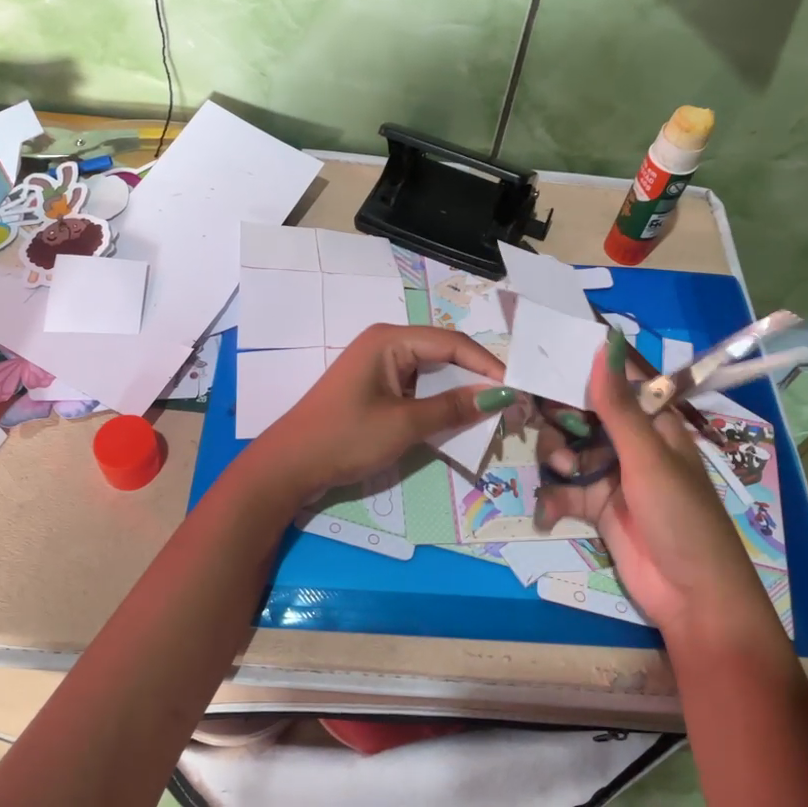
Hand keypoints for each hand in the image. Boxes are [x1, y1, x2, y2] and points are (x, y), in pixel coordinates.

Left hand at [245, 324, 511, 498]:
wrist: (289, 467)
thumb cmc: (345, 438)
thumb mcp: (404, 425)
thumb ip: (452, 408)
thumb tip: (498, 395)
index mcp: (390, 340)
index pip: (452, 342)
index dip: (487, 364)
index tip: (518, 389)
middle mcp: (386, 345)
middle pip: (444, 354)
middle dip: (476, 379)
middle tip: (510, 404)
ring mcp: (379, 368)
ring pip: (432, 374)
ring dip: (459, 394)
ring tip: (491, 415)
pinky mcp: (375, 391)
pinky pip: (416, 390)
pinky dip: (438, 404)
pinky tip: (458, 422)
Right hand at [536, 333, 763, 636]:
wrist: (693, 597)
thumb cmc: (681, 516)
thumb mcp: (647, 457)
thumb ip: (617, 405)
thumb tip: (602, 344)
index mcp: (653, 423)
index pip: (615, 383)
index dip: (582, 372)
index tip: (545, 365)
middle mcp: (631, 444)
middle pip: (583, 416)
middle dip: (561, 421)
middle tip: (547, 425)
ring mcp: (613, 476)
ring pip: (568, 450)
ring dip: (556, 457)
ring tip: (560, 472)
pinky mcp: (598, 509)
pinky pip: (565, 490)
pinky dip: (553, 496)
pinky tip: (547, 511)